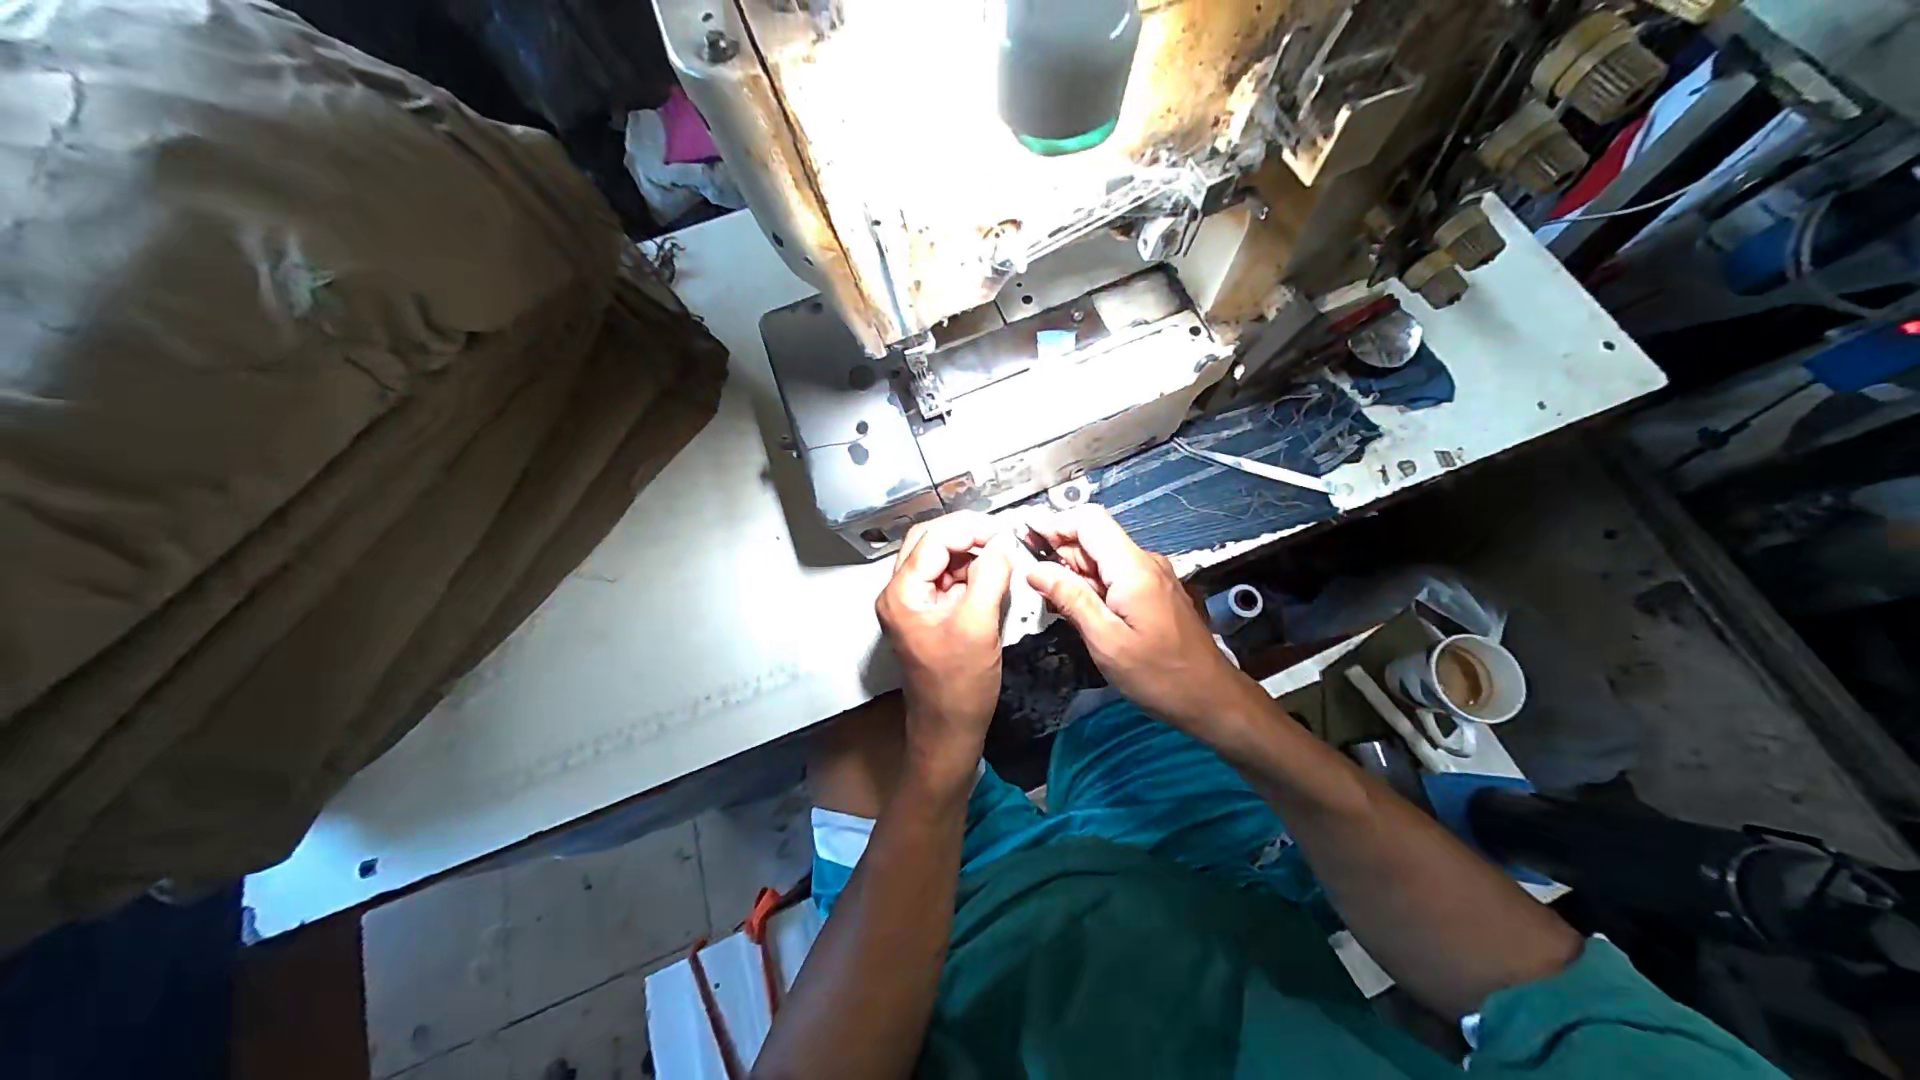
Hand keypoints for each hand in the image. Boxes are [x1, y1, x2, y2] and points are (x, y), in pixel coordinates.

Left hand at [875, 512, 1013, 789]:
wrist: (948, 729)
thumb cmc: (959, 685)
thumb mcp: (979, 624)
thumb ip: (990, 576)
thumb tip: (1002, 543)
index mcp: (901, 594)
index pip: (933, 539)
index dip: (969, 529)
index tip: (1003, 532)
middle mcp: (899, 594)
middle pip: (929, 542)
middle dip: (965, 535)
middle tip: (1000, 537)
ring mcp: (912, 604)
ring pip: (938, 559)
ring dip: (968, 553)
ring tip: (1000, 558)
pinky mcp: (927, 615)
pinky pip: (946, 581)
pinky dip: (968, 574)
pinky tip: (991, 578)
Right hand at [1025, 506, 1258, 736]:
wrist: (1210, 698)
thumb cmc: (1159, 675)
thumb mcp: (1106, 641)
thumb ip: (1071, 599)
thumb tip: (1036, 570)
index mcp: (1133, 568)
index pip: (1089, 520)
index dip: (1054, 524)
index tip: (1026, 542)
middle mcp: (1145, 563)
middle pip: (1094, 538)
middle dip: (1059, 553)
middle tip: (1034, 584)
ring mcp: (1152, 576)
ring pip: (1102, 558)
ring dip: (1074, 573)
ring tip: (1054, 602)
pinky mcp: (1154, 592)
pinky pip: (1115, 575)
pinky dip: (1092, 586)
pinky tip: (1080, 611)